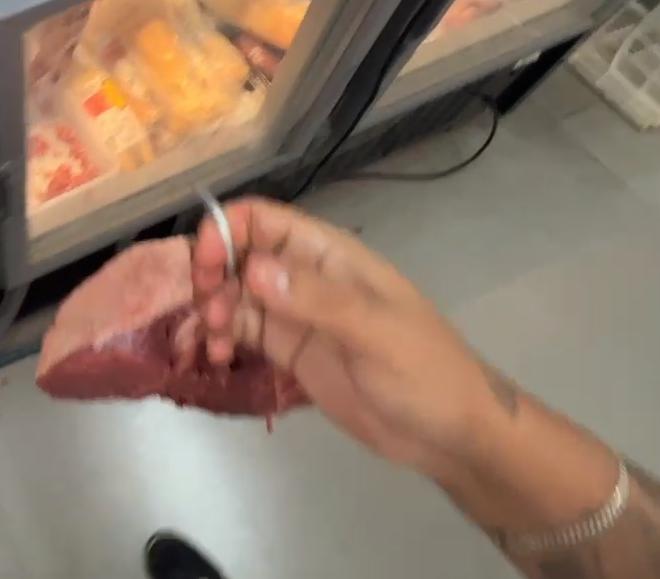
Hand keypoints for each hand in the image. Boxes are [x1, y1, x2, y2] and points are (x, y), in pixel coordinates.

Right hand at [190, 198, 511, 484]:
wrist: (454, 439)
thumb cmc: (427, 374)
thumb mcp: (378, 333)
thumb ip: (316, 298)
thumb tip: (252, 269)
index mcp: (325, 254)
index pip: (260, 219)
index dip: (224, 230)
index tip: (204, 264)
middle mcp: (300, 274)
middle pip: (235, 252)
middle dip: (209, 273)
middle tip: (206, 309)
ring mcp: (290, 310)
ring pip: (230, 290)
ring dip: (211, 308)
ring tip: (215, 340)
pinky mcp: (284, 345)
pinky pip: (237, 327)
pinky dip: (218, 336)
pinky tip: (218, 356)